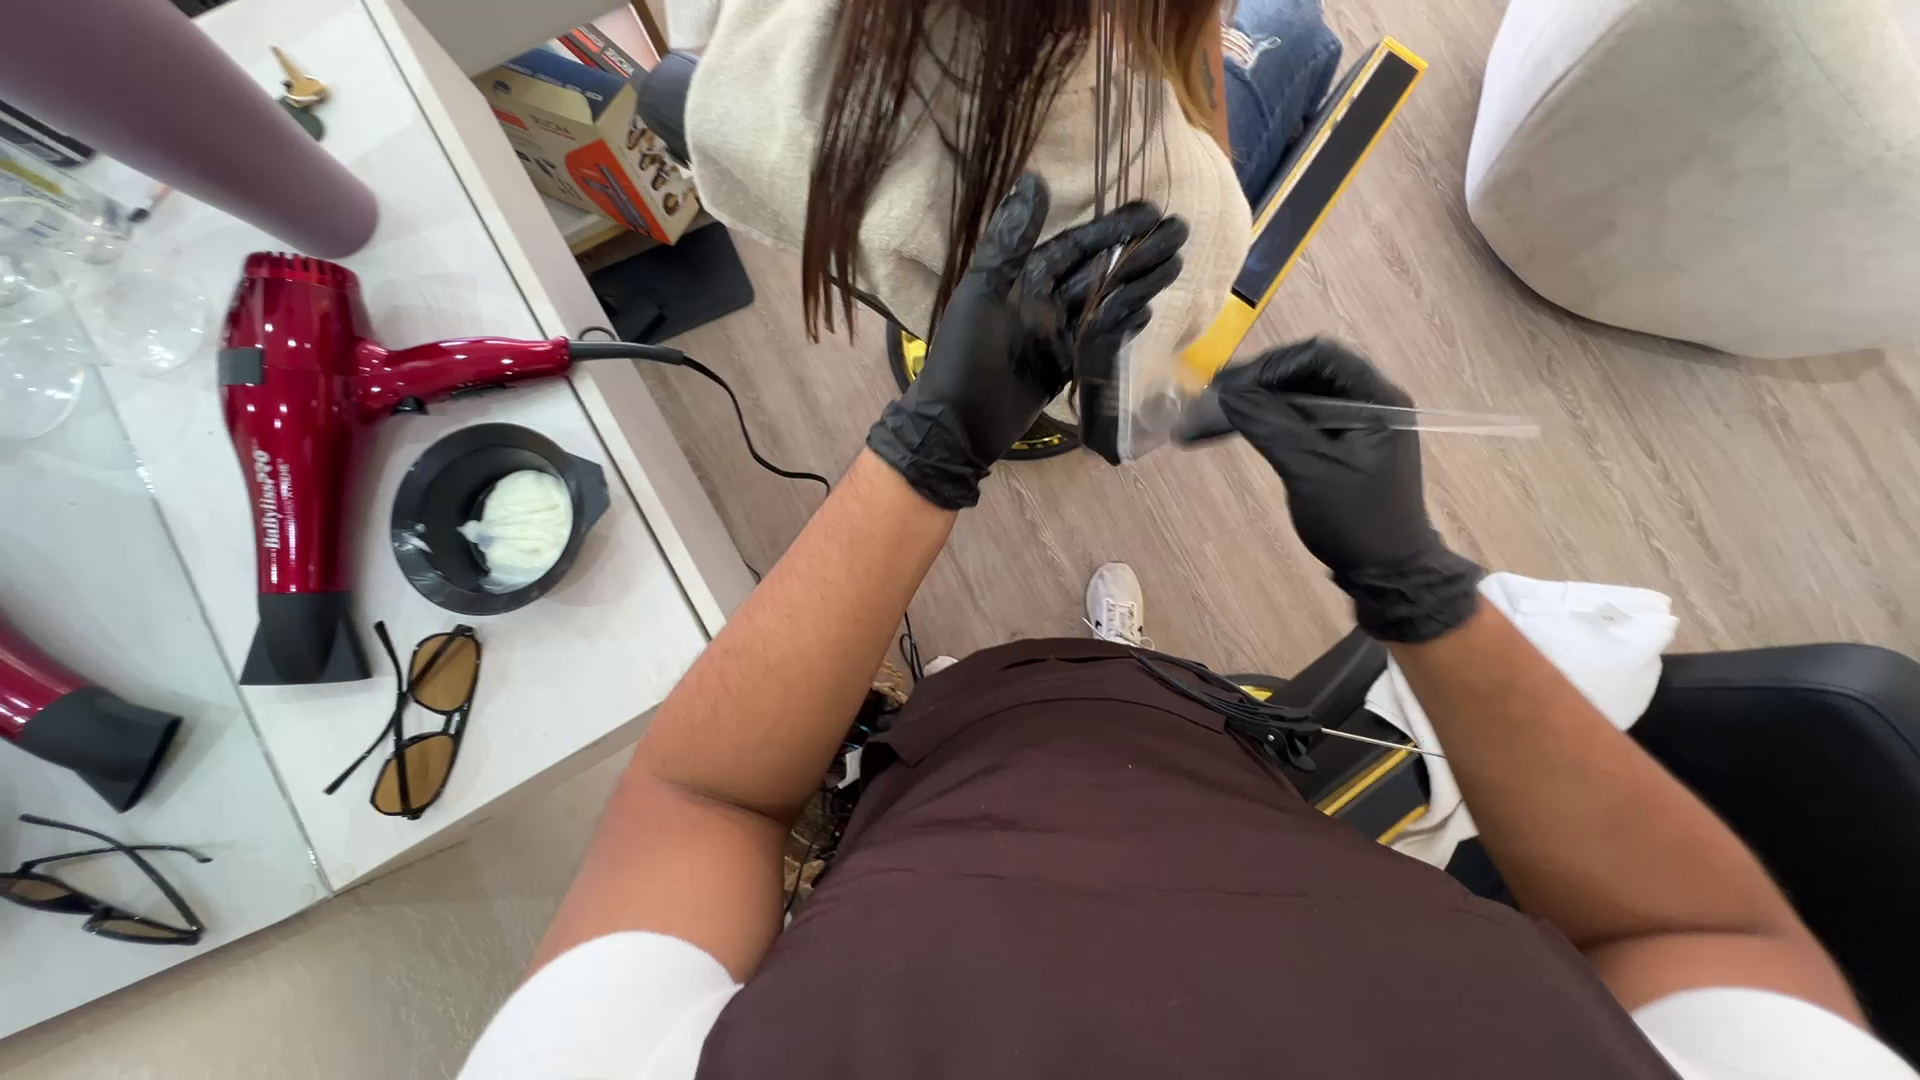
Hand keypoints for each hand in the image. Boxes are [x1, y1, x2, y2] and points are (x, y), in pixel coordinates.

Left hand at [867, 173, 1185, 507]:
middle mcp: (1042, 303)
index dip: (1110, 229)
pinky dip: (1121, 329)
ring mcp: (1054, 336)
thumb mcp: (983, 291)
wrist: (958, 423)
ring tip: (1174, 267)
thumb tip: (1035, 178)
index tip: (1150, 211)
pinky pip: (1097, 342)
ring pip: (1102, 304)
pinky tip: (1147, 313)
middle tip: (1179, 233)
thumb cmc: (965, 355)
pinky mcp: (1062, 368)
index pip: (1074, 246)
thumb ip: (1010, 240)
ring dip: (1136, 286)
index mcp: (1022, 280)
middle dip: (1134, 254)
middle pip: (1096, 272)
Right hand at [1213, 338, 1481, 641]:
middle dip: (1258, 381)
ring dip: (1258, 400)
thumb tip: (1226, 393)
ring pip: (1300, 393)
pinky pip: (1301, 417)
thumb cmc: (1355, 520)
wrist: (1388, 570)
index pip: (1319, 356)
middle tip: (1213, 397)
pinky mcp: (1342, 442)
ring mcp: (1357, 421)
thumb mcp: (1309, 469)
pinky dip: (1268, 419)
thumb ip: (1270, 424)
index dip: (1270, 365)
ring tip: (1215, 412)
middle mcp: (1370, 400)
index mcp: (1376, 398)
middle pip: (1307, 370)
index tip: (1228, 387)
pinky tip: (1237, 427)